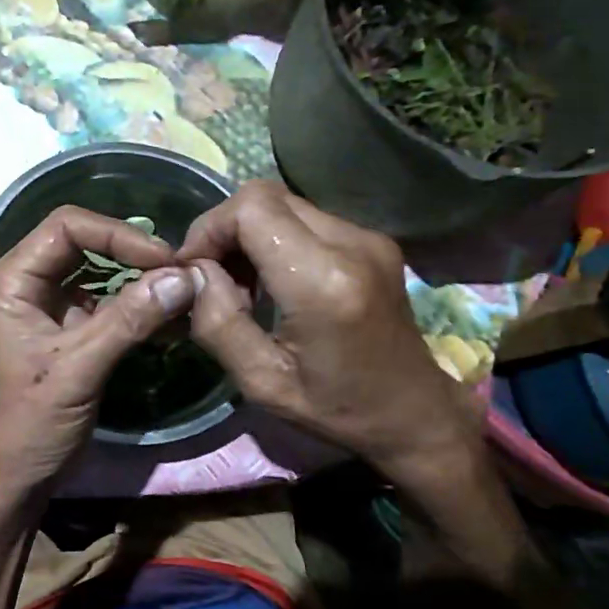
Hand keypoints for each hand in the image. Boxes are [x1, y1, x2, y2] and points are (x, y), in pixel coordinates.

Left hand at [0, 206, 195, 505]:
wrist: (13, 480)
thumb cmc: (30, 423)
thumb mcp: (79, 368)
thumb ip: (129, 319)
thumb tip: (185, 276)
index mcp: (11, 282)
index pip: (66, 228)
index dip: (117, 235)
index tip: (163, 260)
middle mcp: (26, 286)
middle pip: (84, 245)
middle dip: (132, 255)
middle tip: (180, 274)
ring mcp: (47, 310)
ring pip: (99, 275)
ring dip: (139, 282)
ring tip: (183, 294)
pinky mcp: (67, 333)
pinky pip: (106, 307)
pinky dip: (137, 309)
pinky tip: (171, 320)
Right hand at [176, 181, 476, 475]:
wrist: (413, 413)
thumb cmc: (336, 408)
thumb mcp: (260, 382)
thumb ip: (218, 323)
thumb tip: (194, 273)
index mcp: (322, 282)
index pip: (251, 208)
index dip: (210, 228)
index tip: (194, 269)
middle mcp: (350, 244)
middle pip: (265, 196)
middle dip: (225, 229)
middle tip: (212, 276)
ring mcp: (367, 238)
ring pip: (283, 204)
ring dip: (248, 235)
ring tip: (241, 285)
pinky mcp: (371, 241)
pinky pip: (305, 220)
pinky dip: (273, 239)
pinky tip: (271, 282)